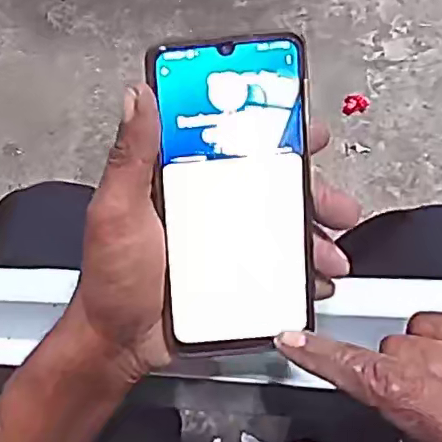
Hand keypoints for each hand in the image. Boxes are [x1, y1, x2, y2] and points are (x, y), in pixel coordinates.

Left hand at [66, 83, 362, 382]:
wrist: (119, 342)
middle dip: (306, 185)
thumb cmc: (110, 279)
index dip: (261, 126)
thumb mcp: (117, 210)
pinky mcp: (231, 271)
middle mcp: (202, 204)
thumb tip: (138, 98)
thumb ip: (131, 155)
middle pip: (264, 181)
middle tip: (330, 197)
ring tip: (329, 249)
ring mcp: (219, 238)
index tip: (294, 120)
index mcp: (174, 180)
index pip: (223, 139)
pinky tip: (316, 276)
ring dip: (312, 231)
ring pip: (277, 222)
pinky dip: (301, 267)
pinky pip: (275, 261)